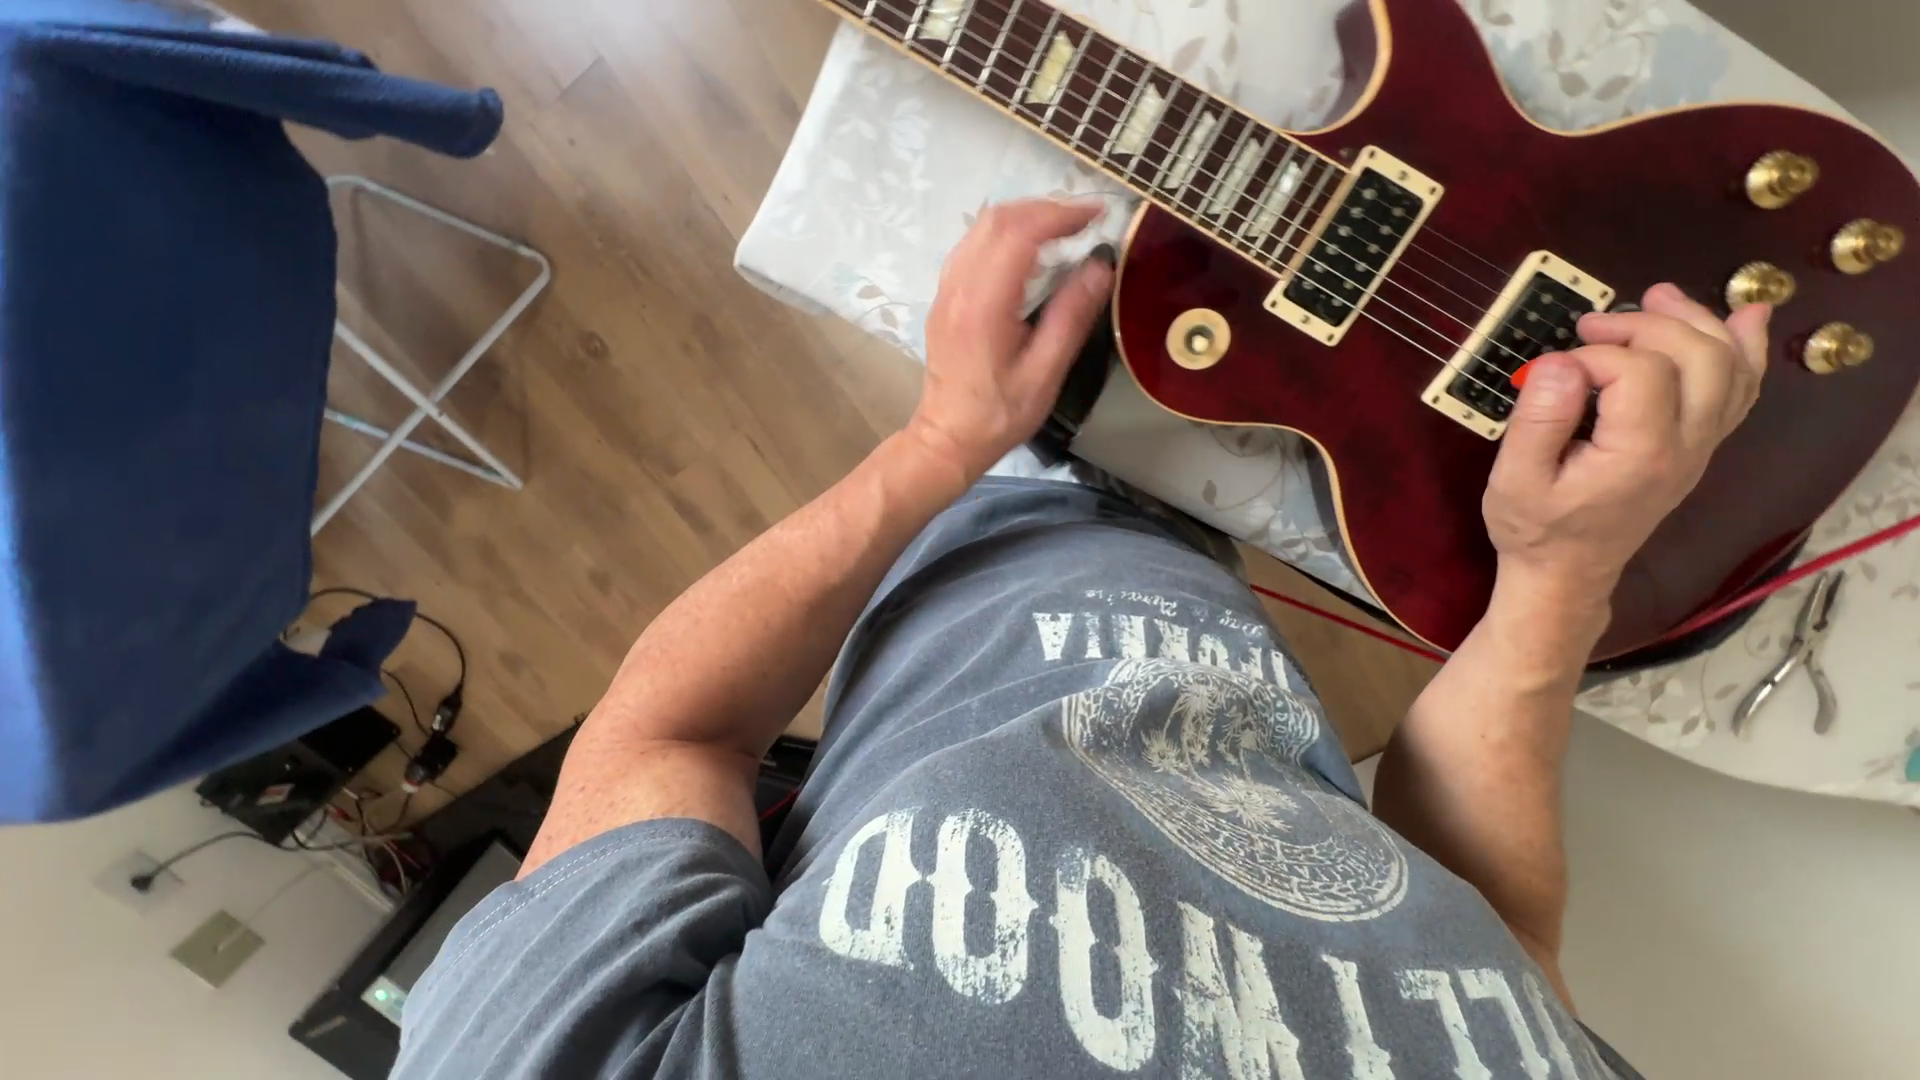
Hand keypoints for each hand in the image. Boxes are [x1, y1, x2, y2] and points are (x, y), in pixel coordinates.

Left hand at [905, 198, 1113, 483]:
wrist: (948, 438)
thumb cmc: (999, 415)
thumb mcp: (1045, 373)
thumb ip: (1071, 316)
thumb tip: (1100, 266)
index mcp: (983, 304)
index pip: (1020, 233)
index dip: (1061, 214)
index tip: (1097, 214)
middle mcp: (958, 287)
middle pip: (998, 219)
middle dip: (1044, 208)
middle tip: (1084, 220)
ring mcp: (946, 290)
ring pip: (981, 228)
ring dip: (1024, 217)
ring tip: (1062, 230)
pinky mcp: (944, 298)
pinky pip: (972, 246)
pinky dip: (1004, 234)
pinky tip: (1029, 251)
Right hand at [1484, 283, 1770, 605]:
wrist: (1565, 573)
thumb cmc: (1533, 529)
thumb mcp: (1512, 480)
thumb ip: (1536, 421)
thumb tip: (1556, 362)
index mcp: (1639, 451)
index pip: (1639, 370)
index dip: (1591, 354)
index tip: (1544, 372)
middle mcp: (1685, 444)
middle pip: (1697, 356)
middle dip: (1645, 325)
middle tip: (1588, 323)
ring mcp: (1700, 445)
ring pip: (1729, 365)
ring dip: (1697, 322)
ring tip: (1656, 297)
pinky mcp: (1698, 446)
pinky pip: (1740, 388)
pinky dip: (1743, 348)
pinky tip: (1740, 320)